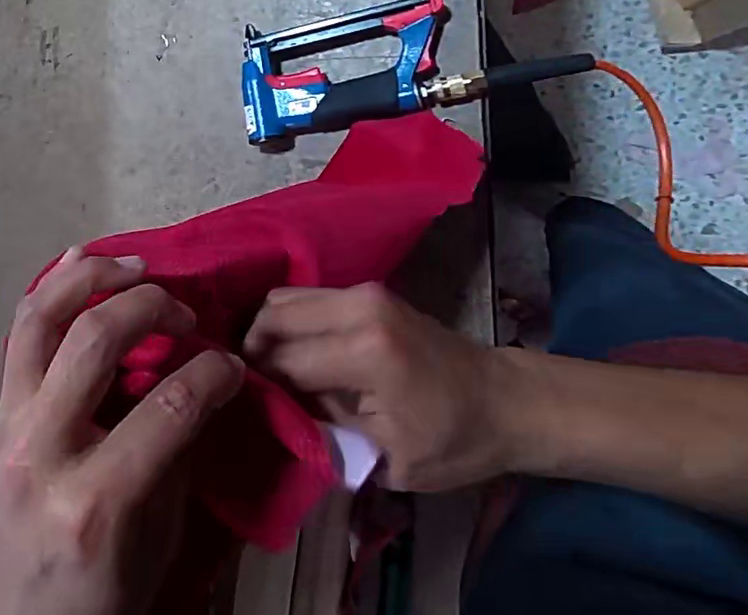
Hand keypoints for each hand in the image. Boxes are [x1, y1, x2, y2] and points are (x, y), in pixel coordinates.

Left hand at [0, 247, 245, 614]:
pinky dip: (52, 288)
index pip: (166, 408)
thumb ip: (180, 447)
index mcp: (91, 501)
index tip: (232, 365)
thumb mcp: (160, 535)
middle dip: (151, 308)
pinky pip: (20, 333)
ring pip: (39, 318)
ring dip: (91, 278)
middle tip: (183, 314)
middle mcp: (38, 451)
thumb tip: (202, 375)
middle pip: (95, 341)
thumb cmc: (103, 595)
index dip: (211, 374)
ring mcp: (5, 427)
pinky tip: (80, 261)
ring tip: (135, 267)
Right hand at [244, 283, 518, 490]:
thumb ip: (327, 427)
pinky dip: (290, 320)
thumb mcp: (389, 457)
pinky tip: (291, 350)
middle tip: (249, 384)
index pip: (286, 361)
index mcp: (367, 353)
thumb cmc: (453, 440)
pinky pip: (308, 297)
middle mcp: (360, 308)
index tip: (244, 407)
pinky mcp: (367, 290)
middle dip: (254, 349)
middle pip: (276, 315)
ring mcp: (364, 292)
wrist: (503, 399)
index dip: (261, 385)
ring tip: (266, 368)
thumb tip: (277, 407)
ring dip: (269, 330)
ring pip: (286, 298)